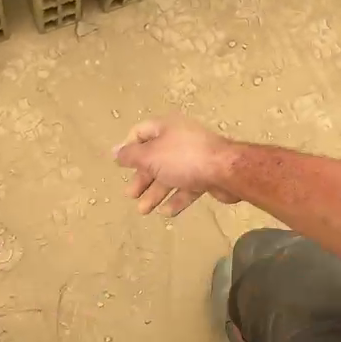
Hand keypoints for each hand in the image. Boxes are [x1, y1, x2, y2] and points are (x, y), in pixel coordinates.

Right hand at [112, 115, 240, 215]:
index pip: (140, 133)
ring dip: (155, 192)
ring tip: (144, 210)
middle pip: (154, 158)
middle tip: (131, 194)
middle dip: (141, 178)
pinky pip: (186, 187)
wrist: (226, 171)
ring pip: (169, 175)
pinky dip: (176, 199)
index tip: (121, 166)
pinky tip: (166, 212)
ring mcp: (194, 159)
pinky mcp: (206, 176)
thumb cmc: (183, 158)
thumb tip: (114, 152)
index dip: (128, 148)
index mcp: (165, 129)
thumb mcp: (150, 155)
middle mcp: (179, 140)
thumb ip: (130, 155)